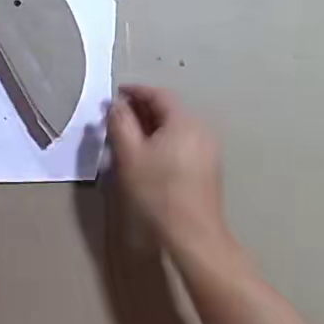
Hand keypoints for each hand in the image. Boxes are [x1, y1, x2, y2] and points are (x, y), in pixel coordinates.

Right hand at [107, 86, 234, 259]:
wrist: (192, 233)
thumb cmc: (157, 191)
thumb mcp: (129, 155)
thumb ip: (120, 123)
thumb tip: (116, 105)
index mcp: (184, 121)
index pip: (158, 94)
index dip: (135, 91)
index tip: (115, 93)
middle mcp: (200, 129)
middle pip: (169, 108)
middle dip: (142, 107)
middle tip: (117, 114)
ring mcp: (208, 147)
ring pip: (176, 125)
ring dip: (152, 123)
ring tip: (128, 133)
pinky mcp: (208, 165)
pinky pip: (182, 139)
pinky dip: (164, 137)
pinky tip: (148, 151)